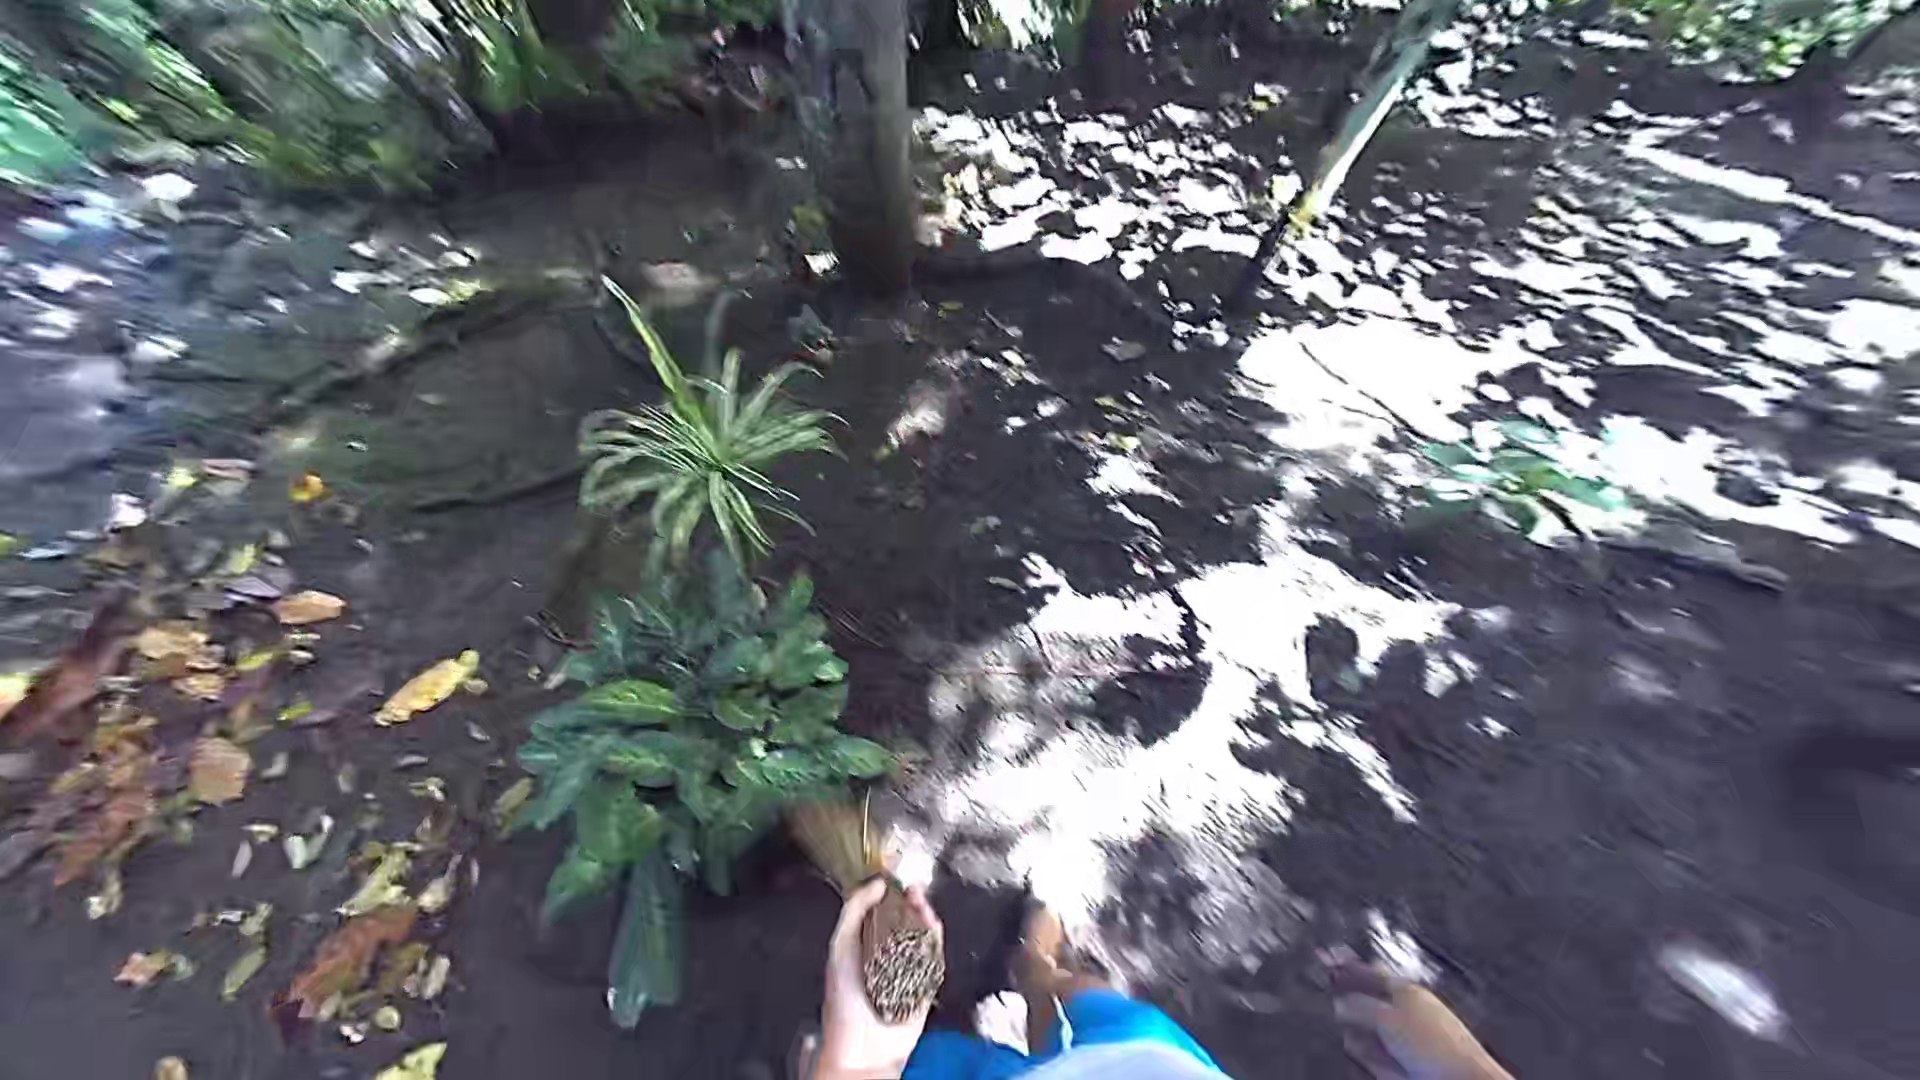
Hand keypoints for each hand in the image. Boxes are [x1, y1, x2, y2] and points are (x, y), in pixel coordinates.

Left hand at [814, 879, 941, 1079]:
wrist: (861, 1050)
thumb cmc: (843, 998)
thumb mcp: (839, 946)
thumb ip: (854, 910)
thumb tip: (878, 881)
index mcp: (868, 943)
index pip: (885, 910)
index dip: (893, 892)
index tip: (896, 878)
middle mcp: (891, 953)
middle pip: (908, 919)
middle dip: (912, 901)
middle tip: (914, 890)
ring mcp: (910, 968)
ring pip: (924, 934)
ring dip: (925, 915)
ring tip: (921, 903)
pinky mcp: (927, 984)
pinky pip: (935, 956)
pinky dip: (936, 938)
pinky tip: (932, 924)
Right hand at [1332, 965, 1514, 1079]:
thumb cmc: (1432, 1045)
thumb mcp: (1385, 1017)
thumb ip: (1357, 1005)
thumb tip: (1339, 1002)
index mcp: (1407, 990)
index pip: (1369, 971)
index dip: (1346, 966)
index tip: (1324, 959)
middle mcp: (1411, 1012)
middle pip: (1372, 1001)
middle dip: (1350, 1002)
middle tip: (1329, 997)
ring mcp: (1415, 1042)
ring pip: (1377, 1031)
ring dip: (1358, 1031)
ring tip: (1341, 1030)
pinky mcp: (1415, 1069)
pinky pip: (1384, 1055)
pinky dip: (1370, 1054)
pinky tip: (1356, 1051)